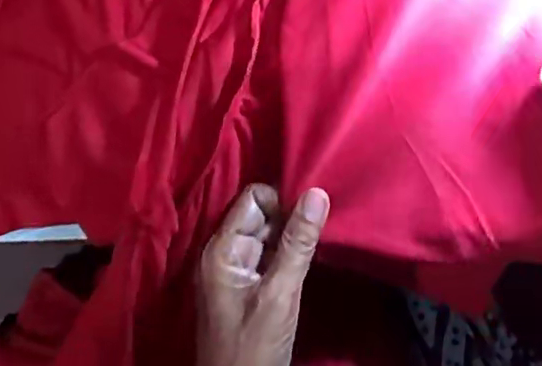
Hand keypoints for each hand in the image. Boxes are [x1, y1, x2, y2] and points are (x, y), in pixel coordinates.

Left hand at [196, 184, 329, 365]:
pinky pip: (269, 255)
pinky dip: (287, 253)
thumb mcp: (279, 296)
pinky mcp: (247, 288)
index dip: (281, 201)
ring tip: (317, 239)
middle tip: (319, 226)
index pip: (253, 199)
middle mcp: (224, 253)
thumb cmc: (253, 352)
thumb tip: (318, 192)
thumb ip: (298, 244)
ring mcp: (234, 272)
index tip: (309, 216)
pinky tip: (306, 257)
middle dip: (289, 217)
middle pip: (261, 214)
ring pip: (268, 234)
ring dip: (290, 236)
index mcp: (221, 249)